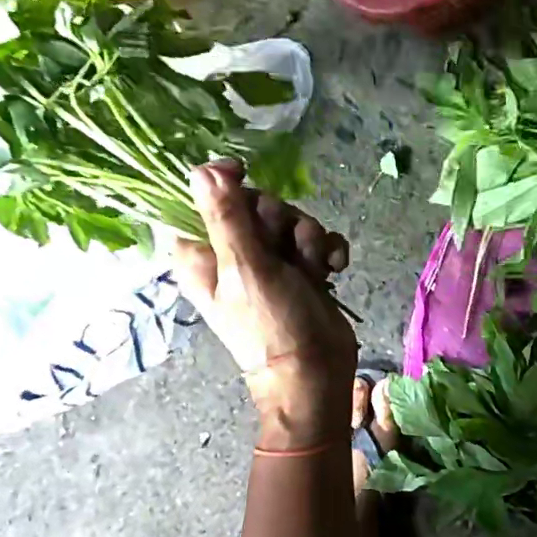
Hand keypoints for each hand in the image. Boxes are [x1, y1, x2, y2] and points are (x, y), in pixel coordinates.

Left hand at [177, 160, 357, 432]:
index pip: (205, 200)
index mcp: (203, 253)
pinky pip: (319, 240)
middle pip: (258, 205)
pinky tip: (335, 268)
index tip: (246, 177)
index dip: (228, 187)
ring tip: (313, 267)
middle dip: (282, 220)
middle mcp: (235, 254)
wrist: (316, 368)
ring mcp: (272, 263)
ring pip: (294, 221)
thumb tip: (201, 168)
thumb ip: (226, 217)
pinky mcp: (304, 270)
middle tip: (285, 248)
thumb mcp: (245, 268)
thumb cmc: (271, 325)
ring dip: (310, 238)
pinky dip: (330, 250)